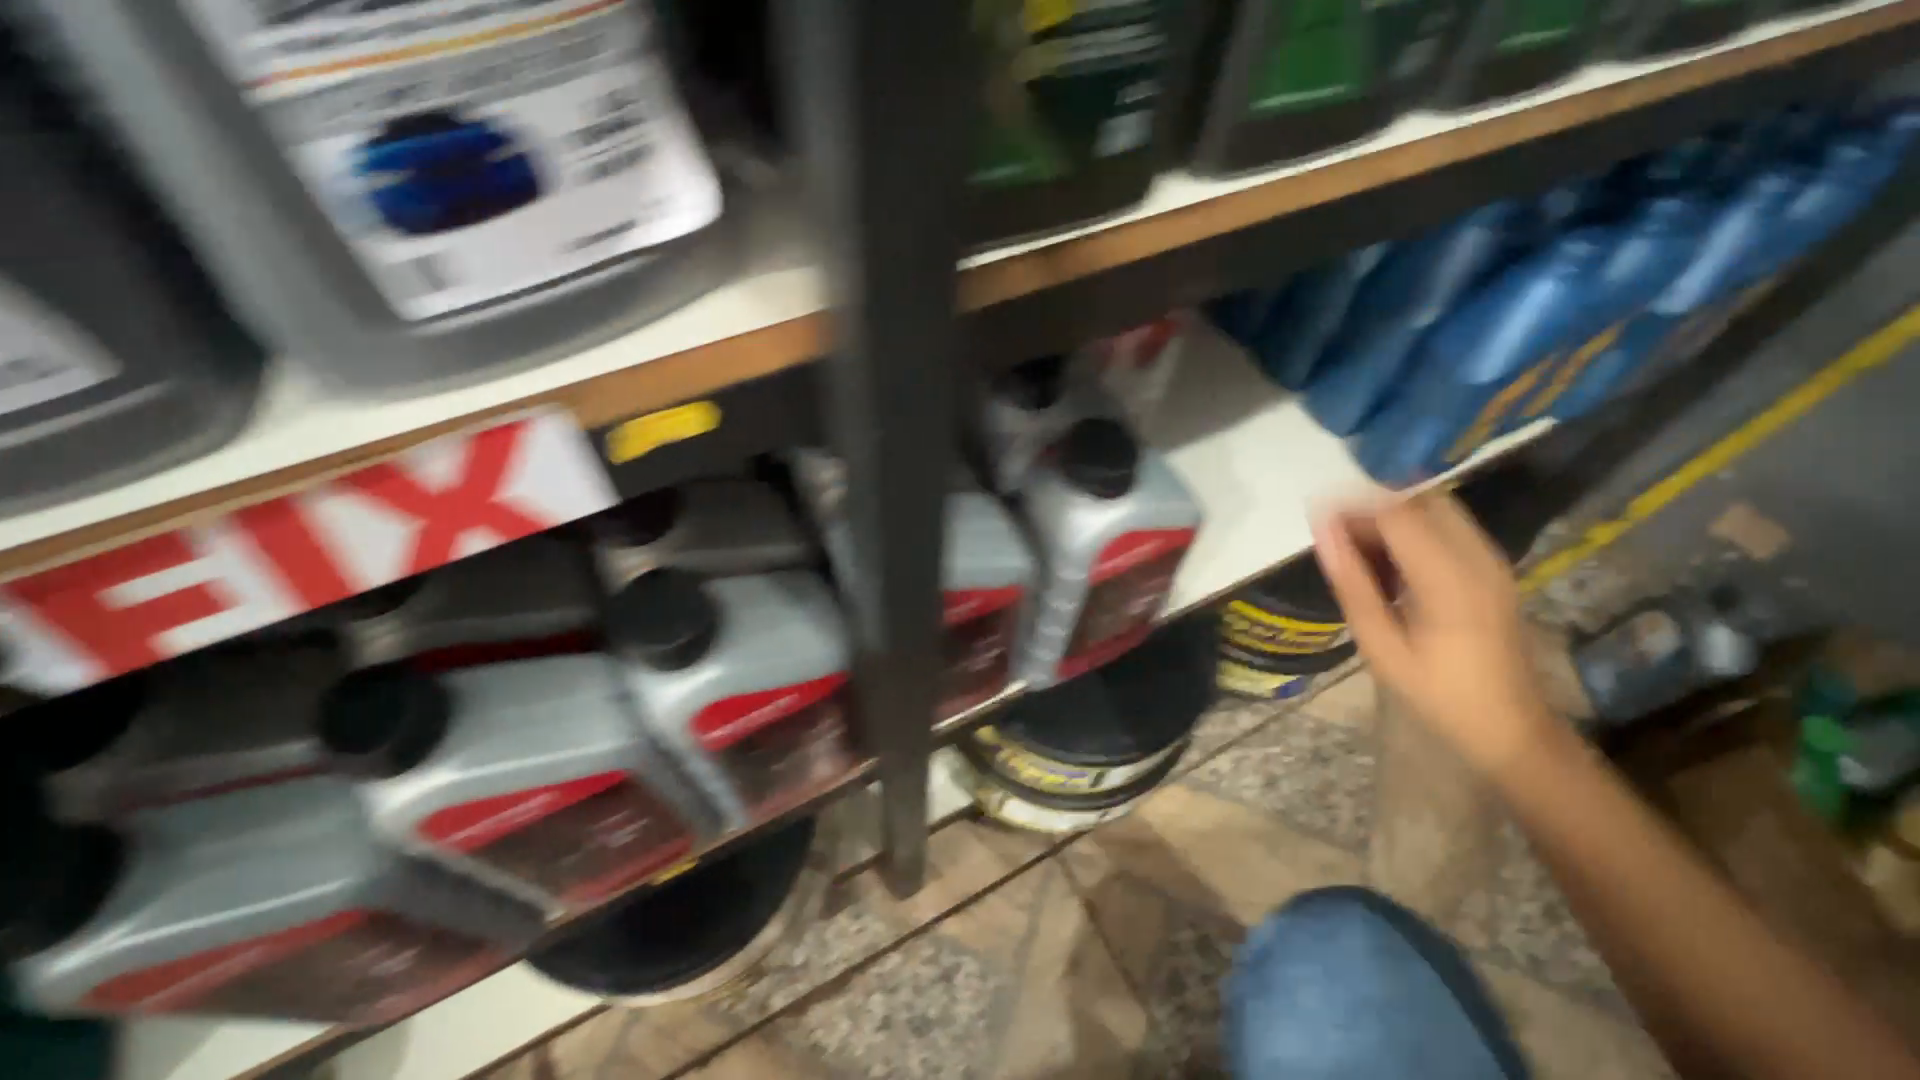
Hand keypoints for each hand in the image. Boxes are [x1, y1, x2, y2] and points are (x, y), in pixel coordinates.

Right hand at [1311, 492, 1555, 776]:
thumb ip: (1353, 584)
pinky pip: (1449, 526)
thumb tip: (1324, 534)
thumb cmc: (1437, 693)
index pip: (1396, 512)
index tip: (1318, 515)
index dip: (1353, 505)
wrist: (1510, 725)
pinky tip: (1392, 565)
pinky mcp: (1493, 567)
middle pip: (1421, 498)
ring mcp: (1491, 559)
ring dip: (1394, 516)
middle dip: (1374, 505)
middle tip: (1340, 535)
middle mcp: (1477, 556)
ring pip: (1436, 508)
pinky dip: (1415, 530)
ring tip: (1361, 552)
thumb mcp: (1382, 646)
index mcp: (1448, 578)